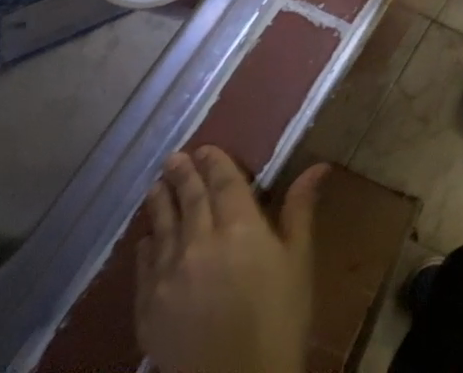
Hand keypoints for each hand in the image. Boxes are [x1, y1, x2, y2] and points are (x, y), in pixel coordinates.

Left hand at [136, 146, 326, 372]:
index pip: (224, 184)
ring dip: (160, 203)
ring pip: (161, 227)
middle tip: (175, 157)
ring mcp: (167, 273)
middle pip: (190, 200)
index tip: (206, 148)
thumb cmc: (281, 313)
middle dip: (183, 176)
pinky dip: (146, 243)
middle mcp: (199, 242)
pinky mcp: (147, 303)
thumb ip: (300, 210)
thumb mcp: (299, 259)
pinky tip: (147, 238)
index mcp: (241, 228)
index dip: (215, 164)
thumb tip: (318, 166)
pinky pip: (143, 263)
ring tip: (156, 186)